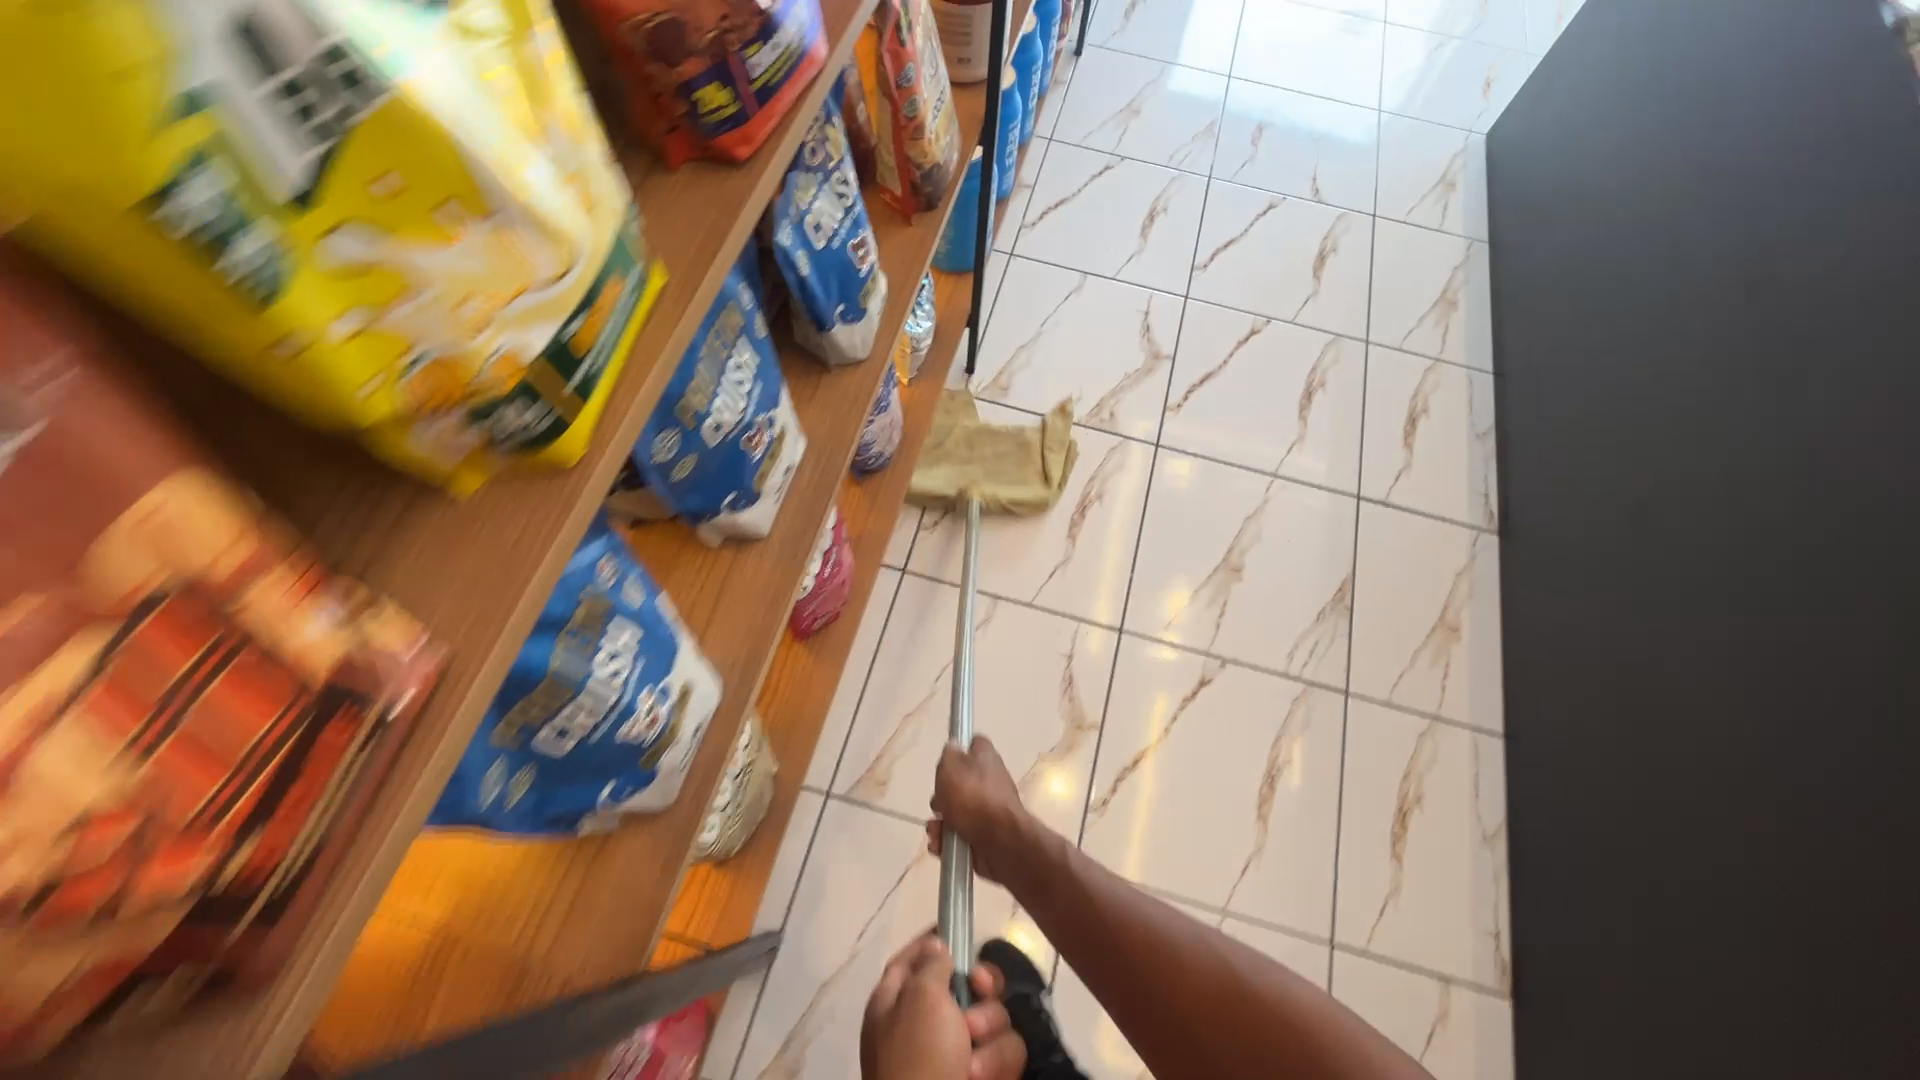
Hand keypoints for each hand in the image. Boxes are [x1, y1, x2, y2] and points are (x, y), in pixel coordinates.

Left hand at [861, 934, 1026, 1079]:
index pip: (914, 957)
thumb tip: (937, 947)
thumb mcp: (918, 998)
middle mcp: (926, 1023)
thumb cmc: (918, 1060)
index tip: (958, 927)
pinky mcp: (982, 1076)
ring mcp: (955, 1052)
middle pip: (966, 983)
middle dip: (981, 988)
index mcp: (897, 1001)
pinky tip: (980, 1076)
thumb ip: (932, 964)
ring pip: (993, 1016)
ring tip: (972, 1059)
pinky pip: (1005, 1051)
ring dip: (988, 1032)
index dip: (935, 940)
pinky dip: (996, 1063)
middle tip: (979, 990)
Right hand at [926, 735, 1031, 884]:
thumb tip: (953, 747)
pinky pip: (961, 835)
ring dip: (941, 822)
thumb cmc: (972, 797)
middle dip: (942, 796)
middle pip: (960, 784)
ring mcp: (989, 810)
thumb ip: (949, 755)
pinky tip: (940, 846)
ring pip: (958, 812)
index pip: (974, 745)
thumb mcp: (951, 766)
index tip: (944, 760)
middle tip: (937, 803)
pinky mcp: (987, 835)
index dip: (958, 750)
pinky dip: (948, 842)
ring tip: (935, 830)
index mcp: (986, 759)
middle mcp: (991, 782)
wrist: (1000, 840)